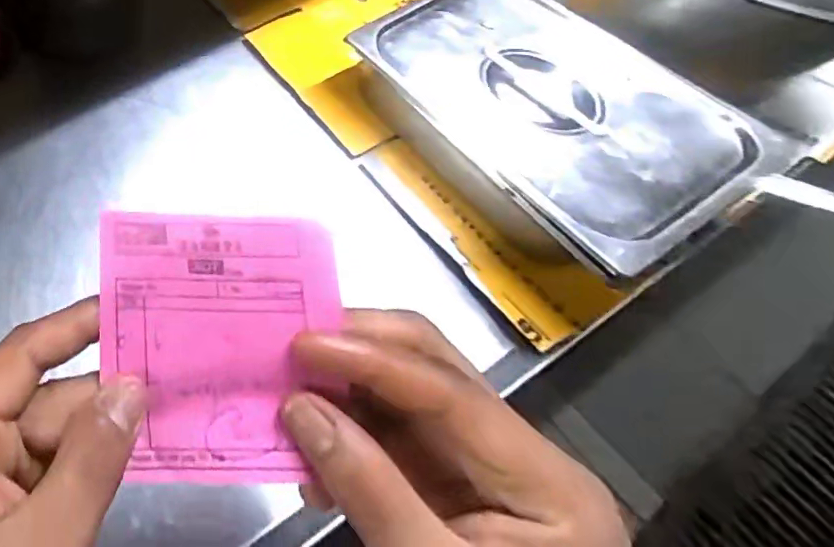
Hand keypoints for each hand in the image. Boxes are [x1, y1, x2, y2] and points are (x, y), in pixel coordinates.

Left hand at [0, 298, 146, 546]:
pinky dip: (102, 459)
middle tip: (169, 362)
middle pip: (48, 397)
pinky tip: (144, 445)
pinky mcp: (19, 512)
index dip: (70, 325)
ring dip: (111, 424)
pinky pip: (66, 468)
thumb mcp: (43, 539)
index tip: (120, 303)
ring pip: (63, 434)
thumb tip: (132, 385)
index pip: (21, 357)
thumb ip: (90, 459)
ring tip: (170, 401)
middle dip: (105, 386)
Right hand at [280, 310, 628, 546]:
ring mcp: (483, 466)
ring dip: (340, 386)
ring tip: (287, 390)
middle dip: (355, 348)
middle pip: (431, 365)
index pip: (447, 388)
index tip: (299, 343)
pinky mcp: (448, 483)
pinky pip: (389, 431)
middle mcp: (518, 453)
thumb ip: (372, 491)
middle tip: (290, 346)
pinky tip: (308, 449)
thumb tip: (300, 407)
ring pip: (402, 390)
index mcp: (546, 481)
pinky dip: (344, 427)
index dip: (367, 357)